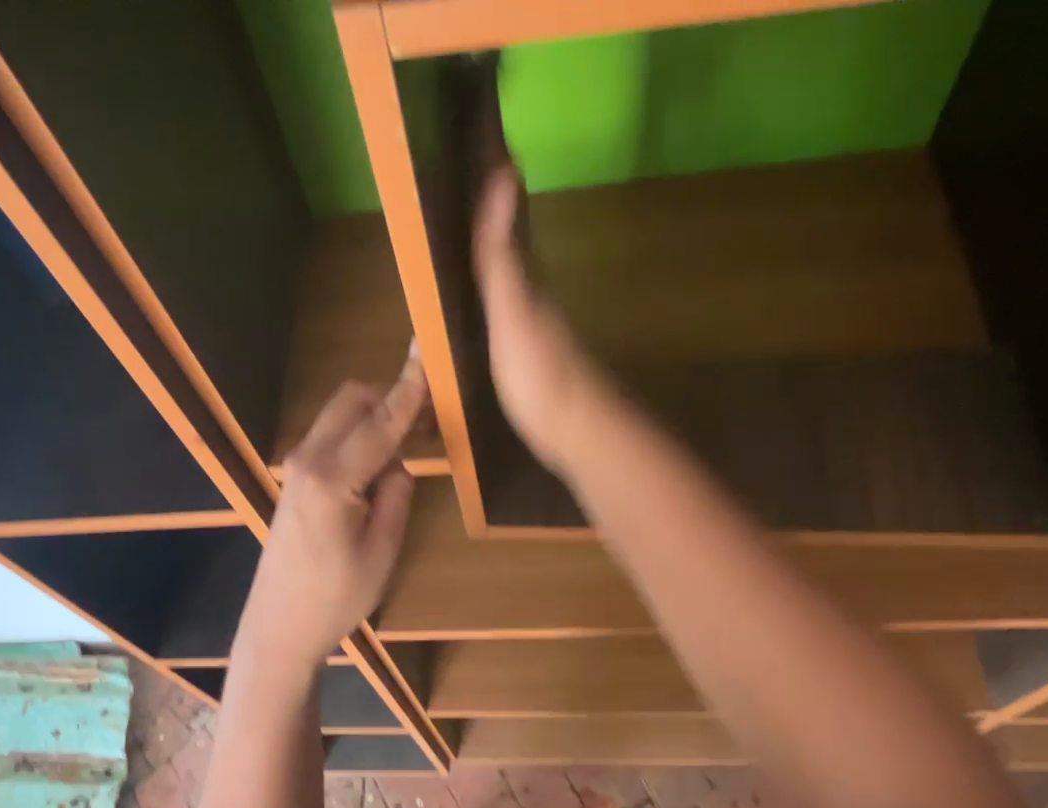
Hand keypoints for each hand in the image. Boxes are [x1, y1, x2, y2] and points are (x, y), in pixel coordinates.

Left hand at [233, 351, 427, 668]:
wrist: (278, 628)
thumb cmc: (335, 600)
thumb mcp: (381, 552)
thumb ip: (395, 495)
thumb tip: (400, 463)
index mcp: (333, 478)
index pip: (380, 422)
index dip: (409, 389)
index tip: (429, 351)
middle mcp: (308, 460)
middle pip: (352, 400)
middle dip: (391, 397)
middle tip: (431, 418)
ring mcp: (296, 468)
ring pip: (340, 415)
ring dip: (375, 415)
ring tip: (414, 440)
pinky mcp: (294, 480)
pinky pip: (331, 437)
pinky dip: (359, 434)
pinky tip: (383, 460)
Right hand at [472, 166, 616, 471]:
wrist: (578, 431)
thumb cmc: (538, 372)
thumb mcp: (513, 310)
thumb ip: (503, 252)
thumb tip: (506, 175)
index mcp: (524, 279)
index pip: (505, 218)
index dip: (495, 182)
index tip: (485, 136)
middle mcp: (532, 294)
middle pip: (511, 241)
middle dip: (494, 208)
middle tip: (470, 175)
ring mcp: (535, 324)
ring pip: (512, 273)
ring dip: (495, 247)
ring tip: (470, 228)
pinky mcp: (532, 355)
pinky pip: (508, 305)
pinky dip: (496, 287)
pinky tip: (489, 299)